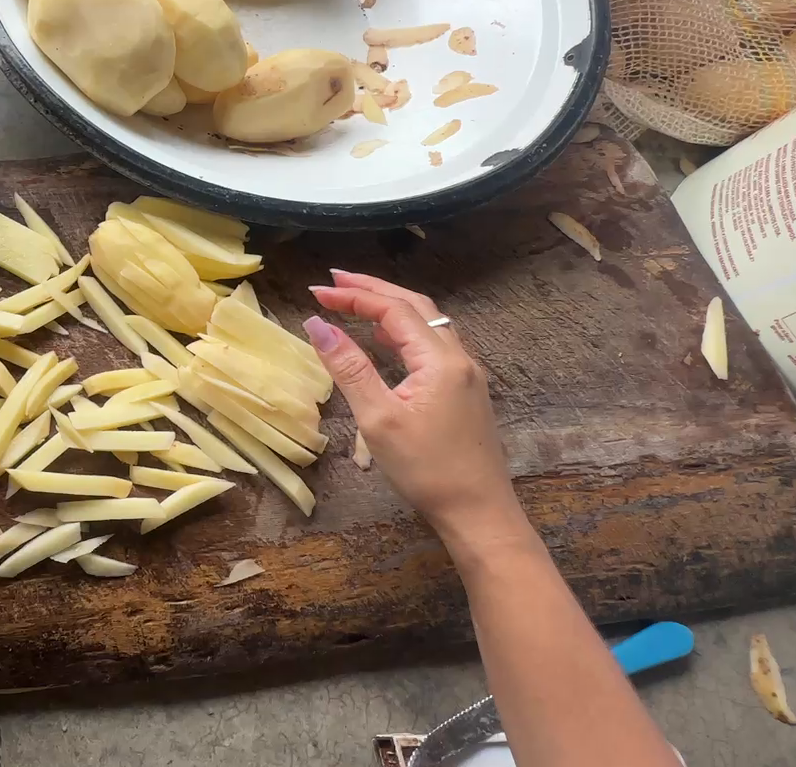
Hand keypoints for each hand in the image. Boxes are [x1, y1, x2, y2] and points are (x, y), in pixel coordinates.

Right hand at [304, 271, 527, 547]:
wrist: (479, 515)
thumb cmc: (425, 469)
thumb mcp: (378, 417)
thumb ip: (348, 366)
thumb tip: (316, 324)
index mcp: (440, 361)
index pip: (394, 311)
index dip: (354, 296)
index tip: (315, 293)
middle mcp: (459, 359)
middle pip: (416, 307)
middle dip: (373, 289)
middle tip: (334, 280)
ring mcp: (465, 375)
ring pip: (427, 323)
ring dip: (389, 306)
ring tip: (353, 300)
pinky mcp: (463, 391)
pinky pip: (431, 344)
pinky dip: (402, 329)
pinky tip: (383, 338)